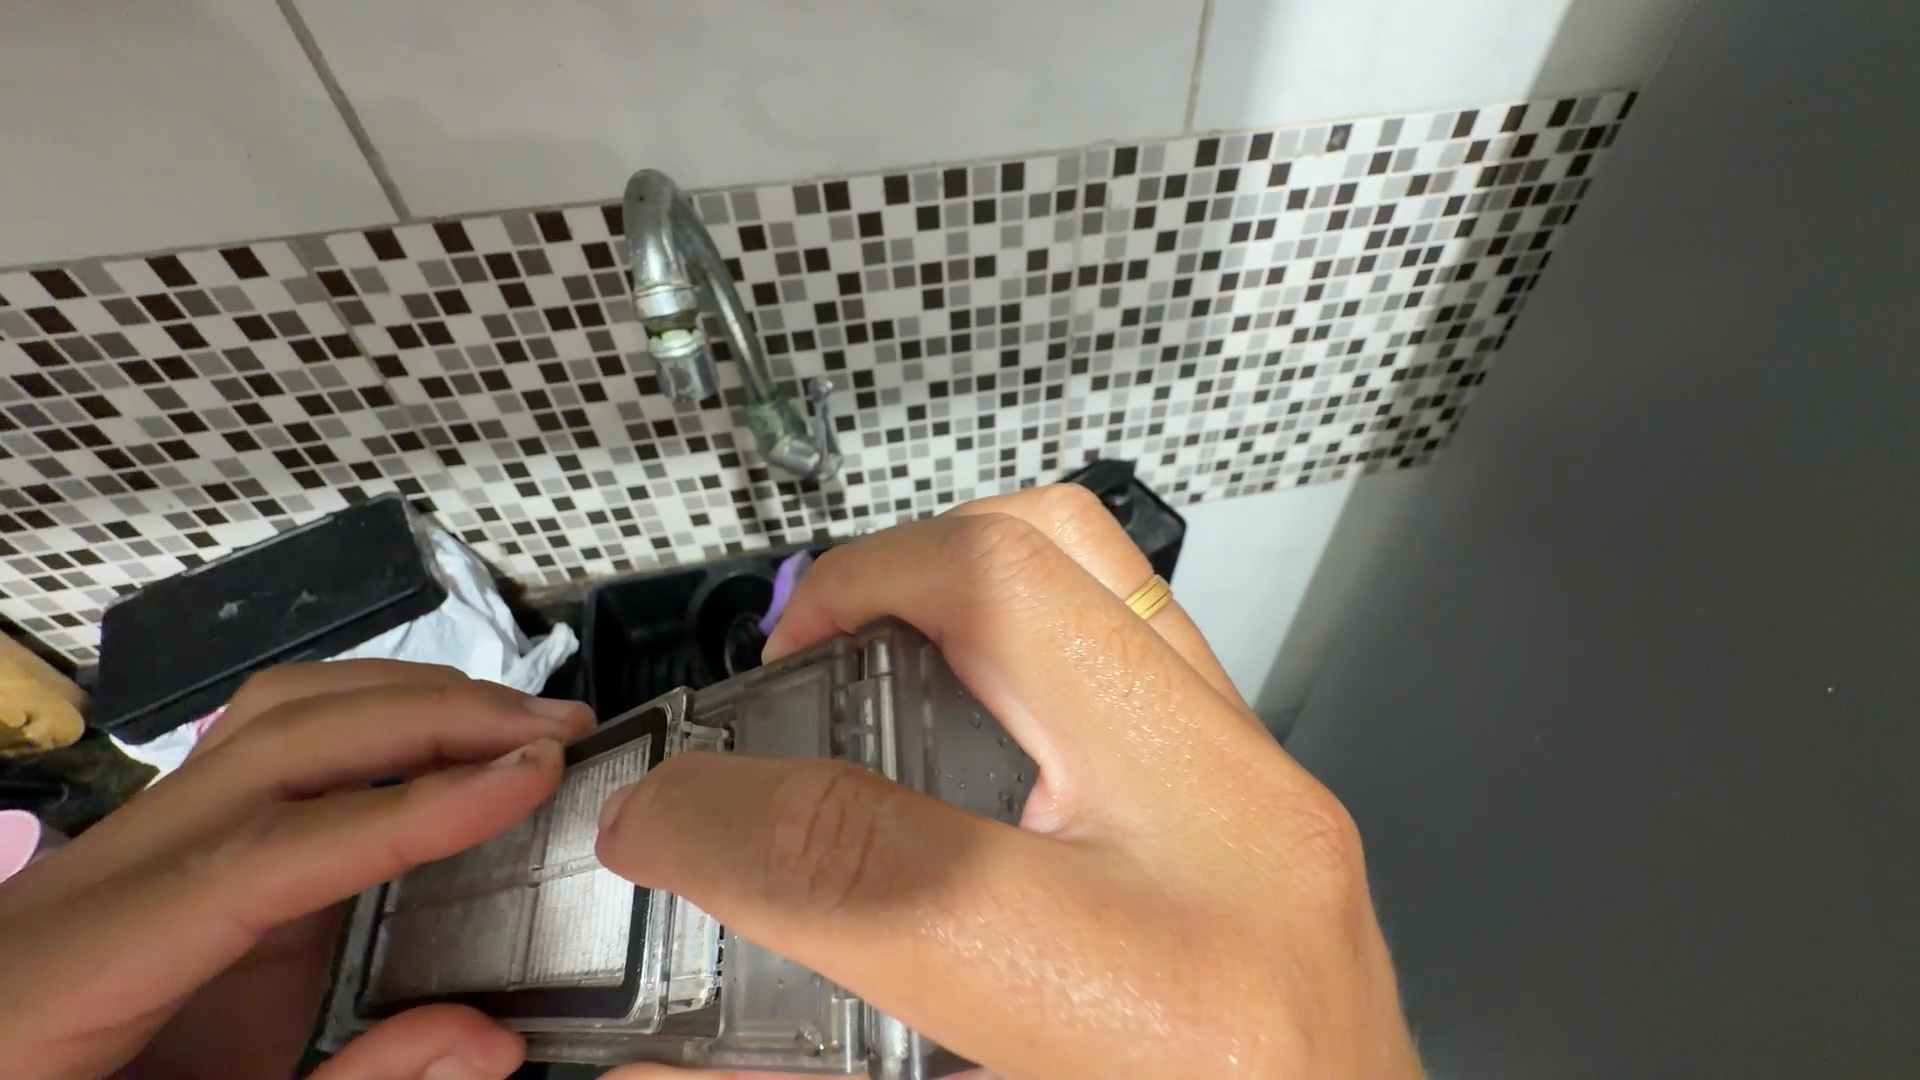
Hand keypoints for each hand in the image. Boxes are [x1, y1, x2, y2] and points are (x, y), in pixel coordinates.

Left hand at [0, 660, 593, 1079]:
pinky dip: (382, 703)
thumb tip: (499, 1039)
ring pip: (281, 709)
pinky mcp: (181, 821)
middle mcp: (89, 877)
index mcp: (66, 978)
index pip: (263, 855)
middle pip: (282, 744)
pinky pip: (280, 724)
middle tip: (561, 730)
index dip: (415, 809)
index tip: (538, 773)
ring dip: (418, 696)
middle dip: (442, 720)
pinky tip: (447, 728)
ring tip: (519, 720)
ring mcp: (133, 833)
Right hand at [596, 485, 1420, 1078]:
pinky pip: (1119, 592)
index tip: (656, 810)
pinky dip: (1014, 586)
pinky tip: (967, 657)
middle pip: (1001, 590)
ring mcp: (1256, 765)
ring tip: (872, 628)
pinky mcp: (1255, 746)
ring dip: (941, 557)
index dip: (722, 820)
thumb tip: (653, 1053)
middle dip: (855, 584)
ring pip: (1076, 546)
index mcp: (1154, 996)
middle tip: (791, 651)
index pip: (879, 856)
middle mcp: (1228, 833)